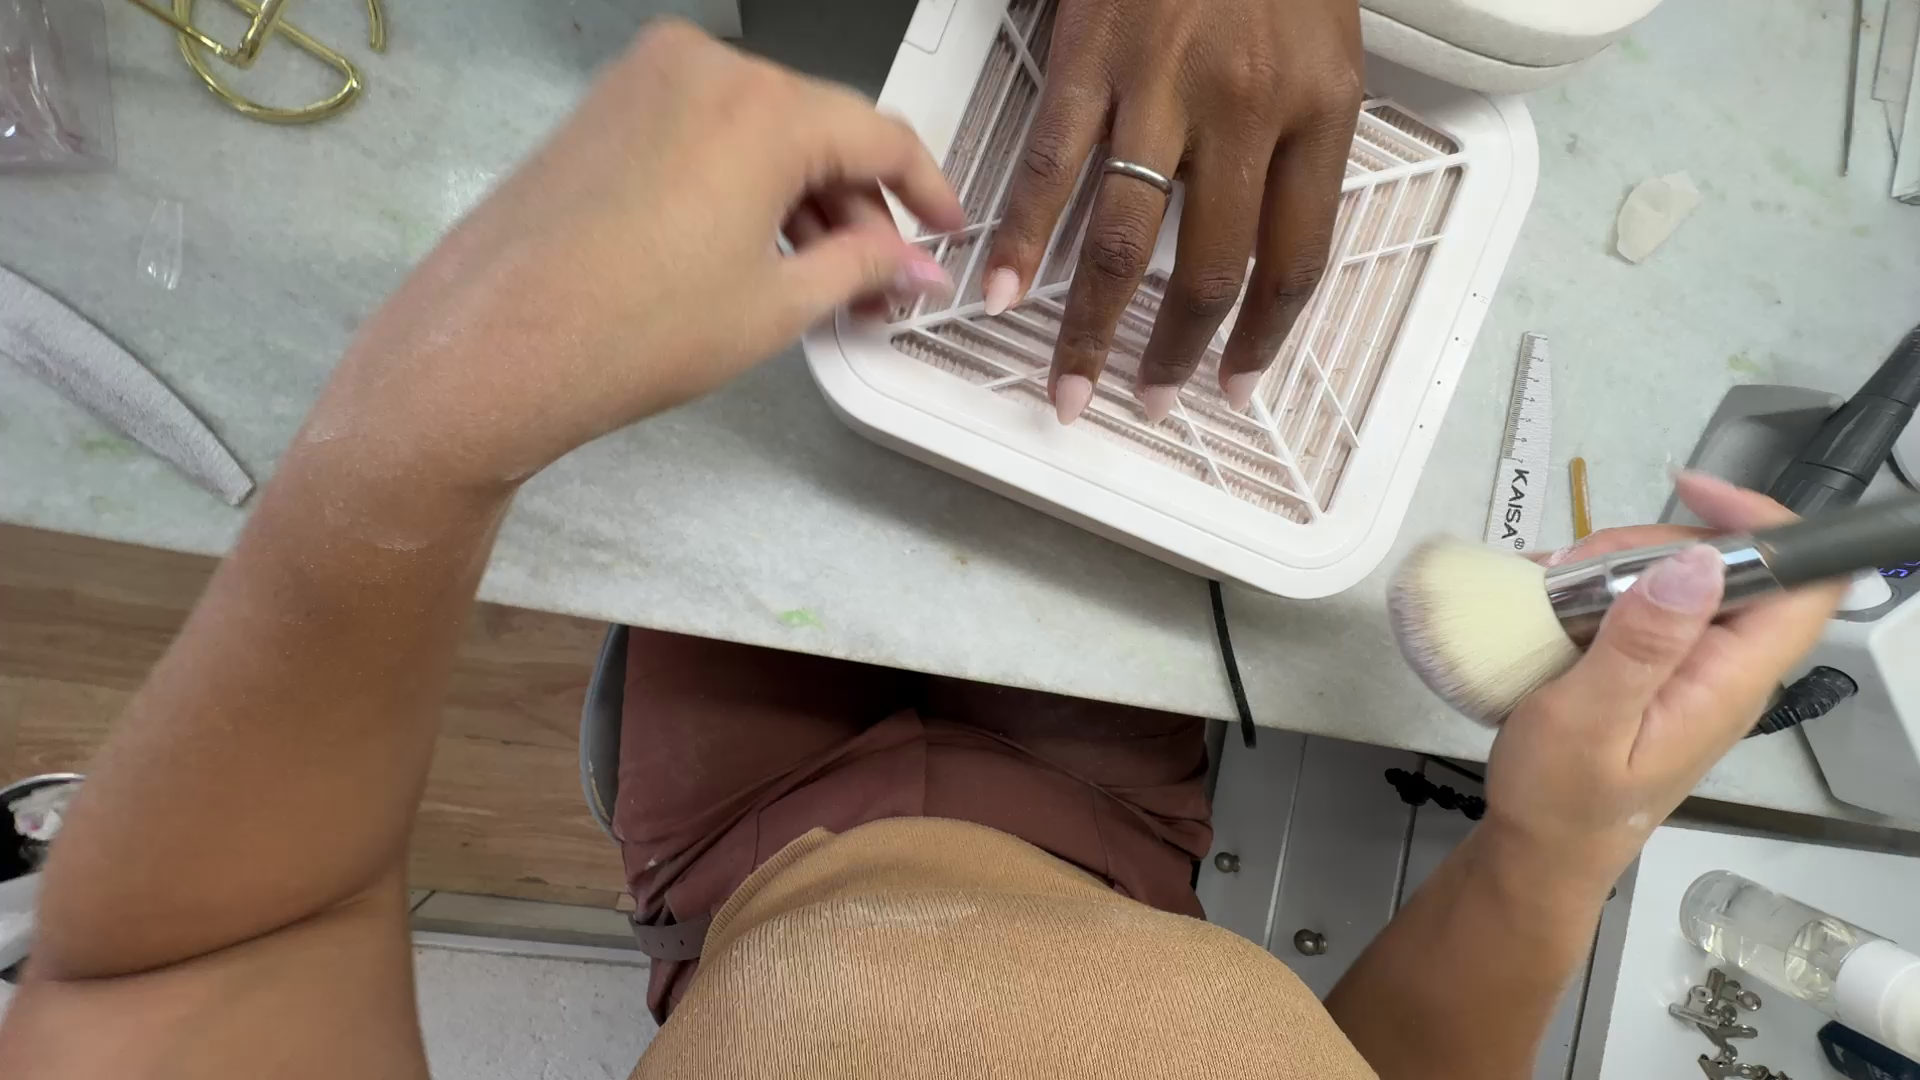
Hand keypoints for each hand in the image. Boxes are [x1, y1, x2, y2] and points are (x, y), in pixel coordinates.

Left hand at [316, 20, 963, 489]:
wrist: (497, 349)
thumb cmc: (651, 330)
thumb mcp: (779, 304)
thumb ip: (863, 269)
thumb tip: (923, 266)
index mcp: (763, 104)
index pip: (879, 135)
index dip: (928, 189)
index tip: (950, 233)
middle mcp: (707, 66)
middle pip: (821, 134)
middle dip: (863, 212)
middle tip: (883, 287)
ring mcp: (649, 81)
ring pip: (766, 139)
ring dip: (810, 208)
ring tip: (827, 286)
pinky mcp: (611, 110)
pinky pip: (714, 140)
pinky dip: (755, 194)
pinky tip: (766, 255)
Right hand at [980, 0, 1361, 423]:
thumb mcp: (1323, 46)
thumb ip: (1292, 150)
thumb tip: (1247, 248)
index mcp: (1321, 109)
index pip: (1297, 261)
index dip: (1262, 342)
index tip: (1232, 389)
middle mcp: (1247, 109)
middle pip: (1211, 270)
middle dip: (1172, 355)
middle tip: (1147, 406)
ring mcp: (1164, 86)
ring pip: (1127, 241)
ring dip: (1091, 328)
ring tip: (1069, 388)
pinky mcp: (1091, 60)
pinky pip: (1052, 171)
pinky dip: (1025, 242)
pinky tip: (1003, 295)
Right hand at [1482, 472, 1845, 886]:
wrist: (1542, 843)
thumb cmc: (1562, 792)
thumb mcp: (1588, 719)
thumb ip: (1639, 646)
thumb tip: (1696, 566)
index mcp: (1725, 681)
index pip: (1798, 584)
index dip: (1761, 522)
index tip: (1682, 489)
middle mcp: (1717, 668)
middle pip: (1721, 570)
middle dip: (1645, 544)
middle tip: (1565, 564)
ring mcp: (1679, 670)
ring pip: (1671, 584)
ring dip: (1606, 567)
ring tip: (1542, 586)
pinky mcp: (1643, 673)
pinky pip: (1633, 609)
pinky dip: (1586, 590)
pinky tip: (1541, 601)